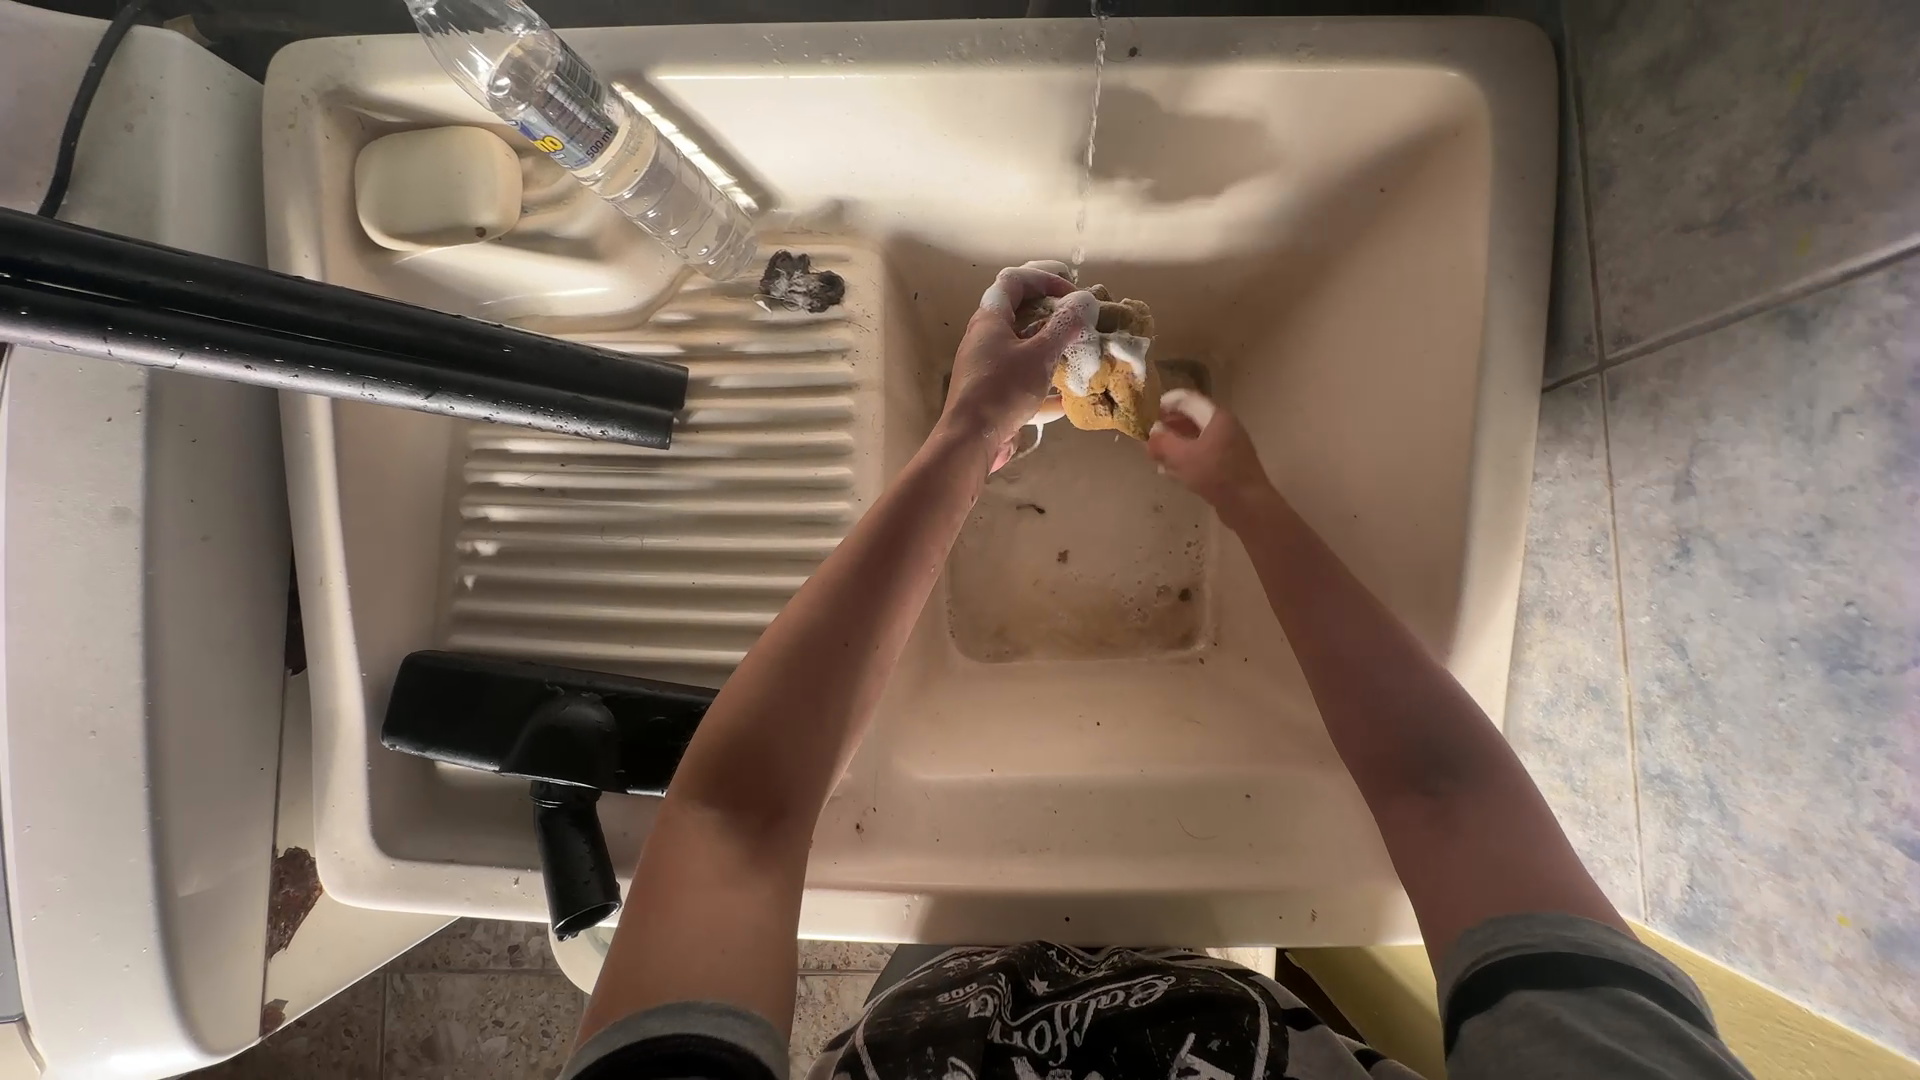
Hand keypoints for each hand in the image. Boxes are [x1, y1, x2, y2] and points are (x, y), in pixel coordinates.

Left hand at [940, 260, 1095, 470]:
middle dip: (1052, 318)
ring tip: (1076, 358)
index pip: (1015, 281)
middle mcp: (984, 340)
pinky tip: (1065, 400)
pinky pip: (1020, 382)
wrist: (970, 441)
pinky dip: (1042, 386)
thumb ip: (1064, 327)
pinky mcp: (991, 396)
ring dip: (1049, 352)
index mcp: (990, 320)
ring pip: (1021, 351)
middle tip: (1078, 326)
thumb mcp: (1040, 355)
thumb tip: (1085, 302)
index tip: (1071, 295)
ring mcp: (985, 369)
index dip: (1045, 279)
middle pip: (1019, 315)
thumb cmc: (1002, 389)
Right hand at [1145, 390, 1274, 526]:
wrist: (1248, 505)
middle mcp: (1224, 426)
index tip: (1145, 414)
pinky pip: (1202, 454)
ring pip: (1195, 438)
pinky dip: (1185, 458)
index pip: (1186, 399)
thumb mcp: (1182, 457)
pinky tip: (1171, 472)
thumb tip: (1151, 433)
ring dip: (1174, 444)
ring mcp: (1228, 446)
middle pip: (1190, 418)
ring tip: (1156, 456)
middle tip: (1148, 436)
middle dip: (1168, 426)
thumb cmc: (1215, 475)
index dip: (1164, 404)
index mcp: (1216, 417)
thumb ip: (1162, 442)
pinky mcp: (1228, 464)